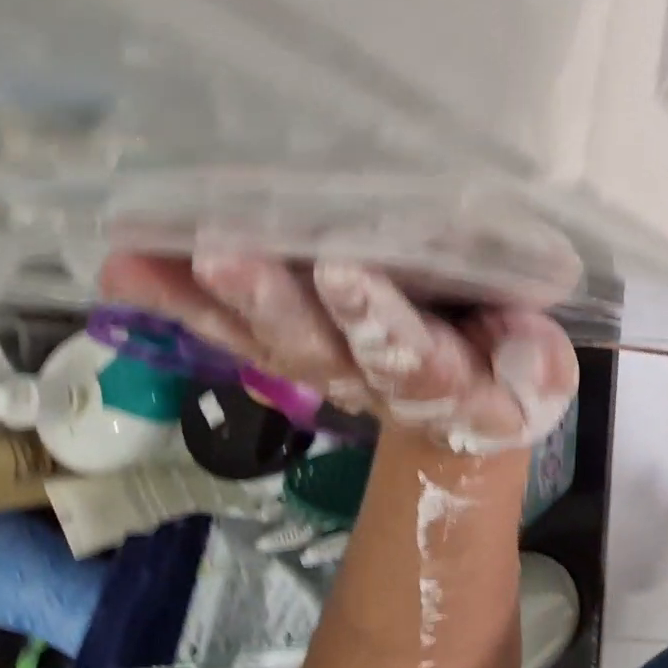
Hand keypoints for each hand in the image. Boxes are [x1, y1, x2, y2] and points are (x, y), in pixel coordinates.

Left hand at [98, 253, 577, 454]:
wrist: (462, 417)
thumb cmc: (509, 375)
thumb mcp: (539, 368)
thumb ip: (536, 355)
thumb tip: (527, 330)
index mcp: (445, 385)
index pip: (411, 359)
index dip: (377, 320)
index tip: (344, 269)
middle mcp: (371, 383)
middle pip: (319, 352)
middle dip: (271, 303)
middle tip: (223, 251)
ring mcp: (325, 369)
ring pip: (265, 341)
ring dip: (208, 302)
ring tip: (142, 254)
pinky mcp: (295, 353)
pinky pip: (237, 335)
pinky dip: (184, 306)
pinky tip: (129, 268)